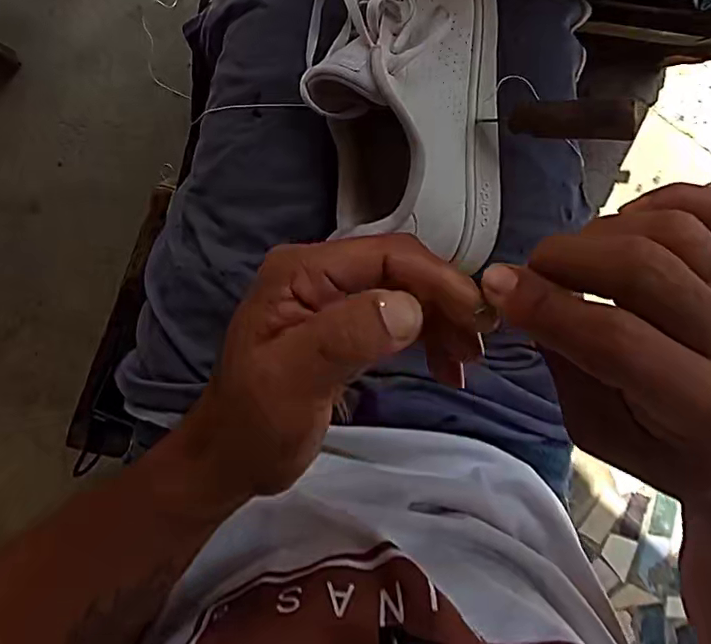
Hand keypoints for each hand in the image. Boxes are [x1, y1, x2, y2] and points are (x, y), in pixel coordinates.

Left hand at [173, 234, 491, 500]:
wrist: (231, 456)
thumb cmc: (254, 422)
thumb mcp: (294, 381)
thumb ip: (345, 337)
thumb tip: (409, 306)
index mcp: (300, 270)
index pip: (383, 254)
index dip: (435, 279)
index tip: (477, 316)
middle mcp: (316, 273)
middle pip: (397, 268)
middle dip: (443, 299)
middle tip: (480, 343)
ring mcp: (328, 297)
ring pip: (402, 290)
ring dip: (440, 319)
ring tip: (467, 360)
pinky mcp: (341, 323)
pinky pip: (395, 315)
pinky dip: (426, 335)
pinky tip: (446, 365)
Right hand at [480, 179, 710, 516]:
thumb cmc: (661, 451)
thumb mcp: (595, 429)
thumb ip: (564, 357)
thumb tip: (520, 291)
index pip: (618, 339)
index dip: (546, 306)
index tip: (495, 287)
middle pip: (645, 268)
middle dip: (564, 259)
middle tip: (528, 274)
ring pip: (679, 232)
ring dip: (605, 232)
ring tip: (578, 256)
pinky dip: (676, 199)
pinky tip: (633, 221)